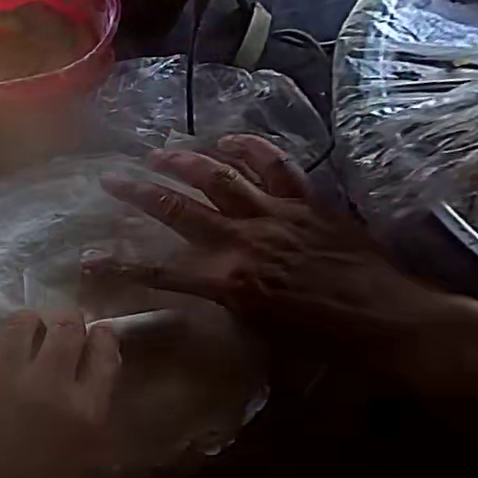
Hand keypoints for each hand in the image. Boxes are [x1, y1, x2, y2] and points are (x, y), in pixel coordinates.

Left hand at [0, 312, 121, 477]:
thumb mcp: (84, 455)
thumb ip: (86, 410)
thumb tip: (83, 377)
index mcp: (86, 410)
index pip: (103, 354)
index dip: (104, 338)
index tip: (101, 332)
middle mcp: (49, 383)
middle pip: (65, 326)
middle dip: (69, 320)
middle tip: (66, 325)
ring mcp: (5, 376)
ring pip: (23, 323)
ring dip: (32, 324)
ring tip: (32, 333)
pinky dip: (4, 343)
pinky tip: (5, 357)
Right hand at [88, 135, 477, 366]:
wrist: (391, 320)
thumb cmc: (321, 336)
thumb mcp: (257, 328)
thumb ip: (222, 298)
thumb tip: (199, 282)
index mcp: (228, 282)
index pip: (158, 272)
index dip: (118, 266)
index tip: (86, 260)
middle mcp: (243, 243)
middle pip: (178, 211)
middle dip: (138, 194)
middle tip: (110, 180)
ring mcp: (276, 217)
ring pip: (220, 180)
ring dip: (184, 164)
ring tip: (158, 153)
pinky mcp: (306, 204)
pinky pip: (276, 168)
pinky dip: (252, 150)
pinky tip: (228, 141)